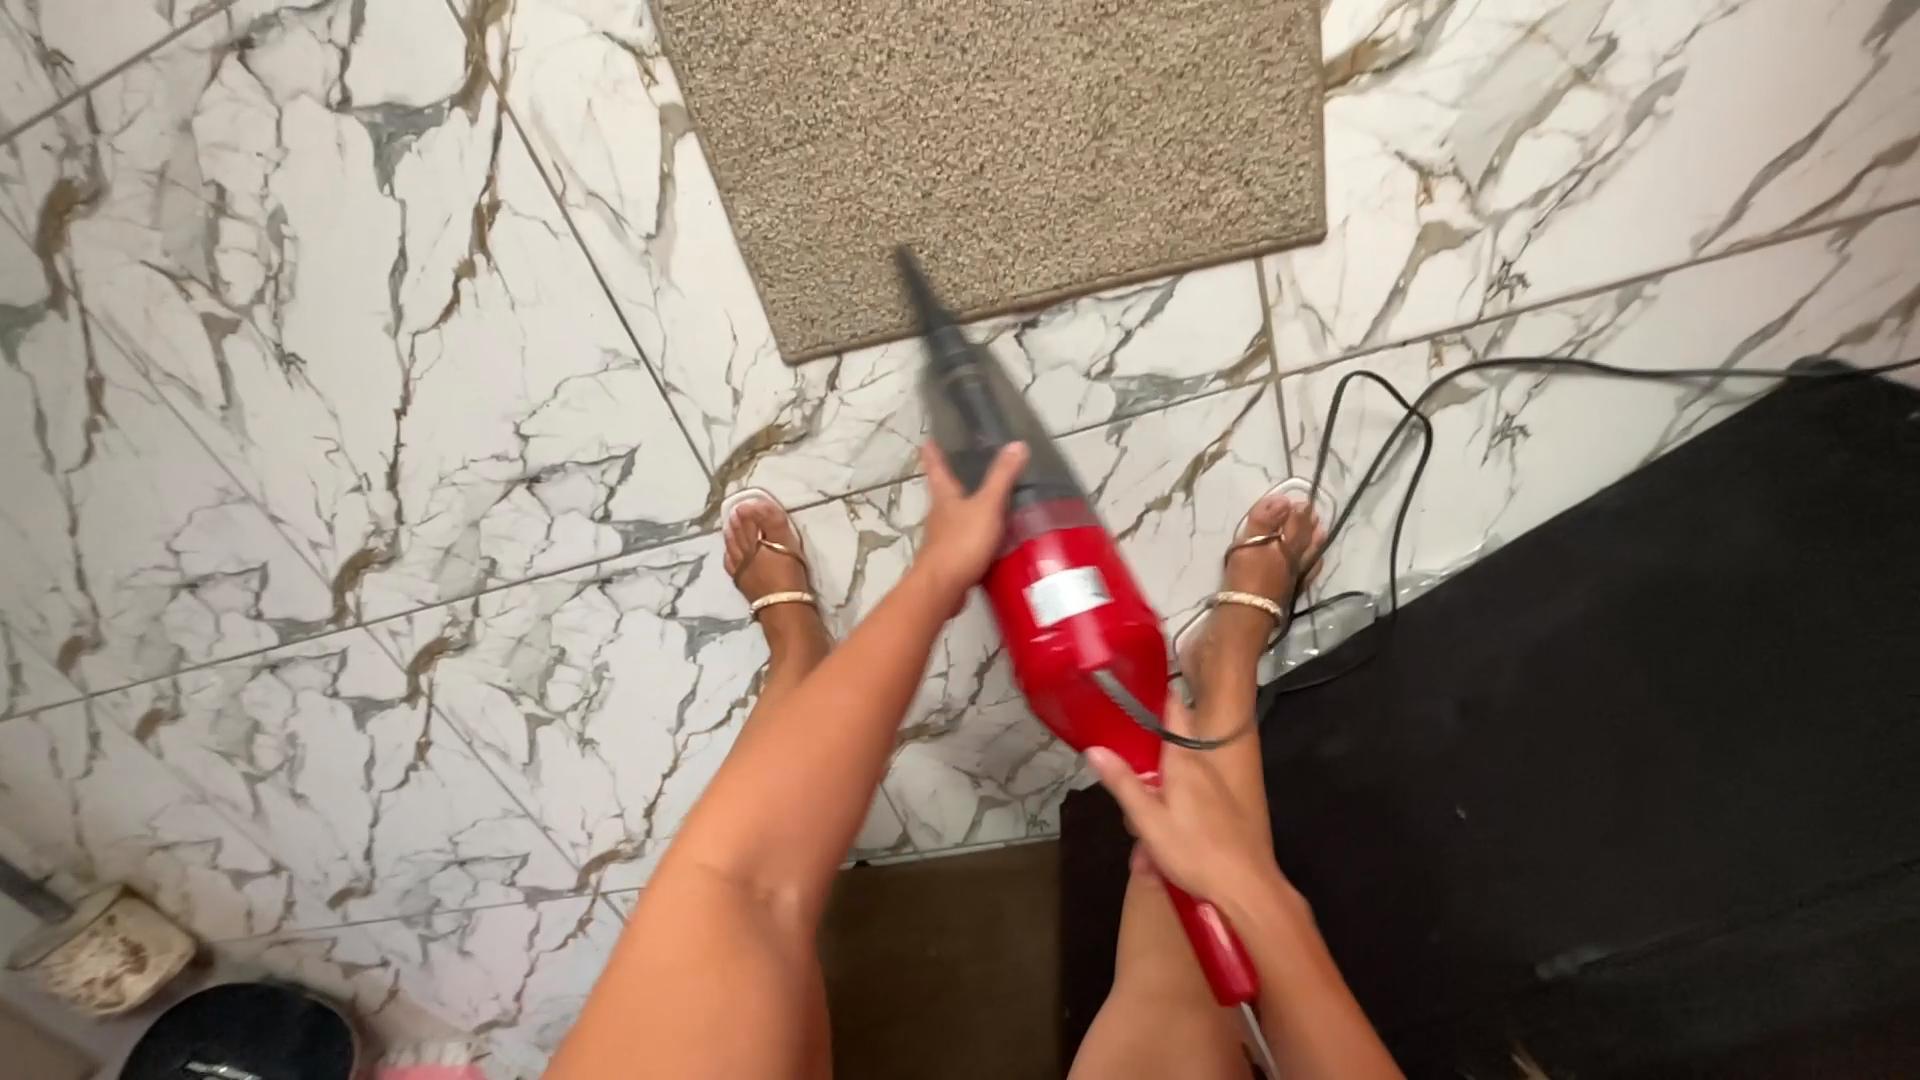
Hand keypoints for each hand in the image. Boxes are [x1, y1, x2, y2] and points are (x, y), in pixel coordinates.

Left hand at [915, 441, 1029, 605]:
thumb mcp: (987, 506)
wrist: (943, 588)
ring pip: (956, 519)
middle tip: (967, 471)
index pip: (936, 468)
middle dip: (954, 482)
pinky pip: (966, 543)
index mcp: (944, 497)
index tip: (928, 440)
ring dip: (968, 512)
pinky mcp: (950, 560)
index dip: (933, 453)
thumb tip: (1017, 444)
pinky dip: (977, 538)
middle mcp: (939, 516)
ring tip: (988, 506)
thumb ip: (1002, 477)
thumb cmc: (961, 543)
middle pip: (945, 493)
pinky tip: (992, 542)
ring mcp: (943, 539)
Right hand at [1085, 700, 1288, 906]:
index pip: (1173, 709)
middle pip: (1168, 746)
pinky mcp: (1224, 808)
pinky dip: (1172, 809)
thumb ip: (1122, 782)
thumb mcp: (1149, 820)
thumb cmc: (1195, 852)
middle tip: (1124, 788)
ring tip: (1142, 832)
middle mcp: (1202, 765)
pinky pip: (1191, 796)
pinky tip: (1163, 842)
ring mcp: (1216, 787)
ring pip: (1177, 776)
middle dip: (1144, 763)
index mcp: (1183, 760)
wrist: (1248, 890)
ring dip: (1157, 794)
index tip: (1128, 691)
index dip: (1154, 694)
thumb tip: (1093, 749)